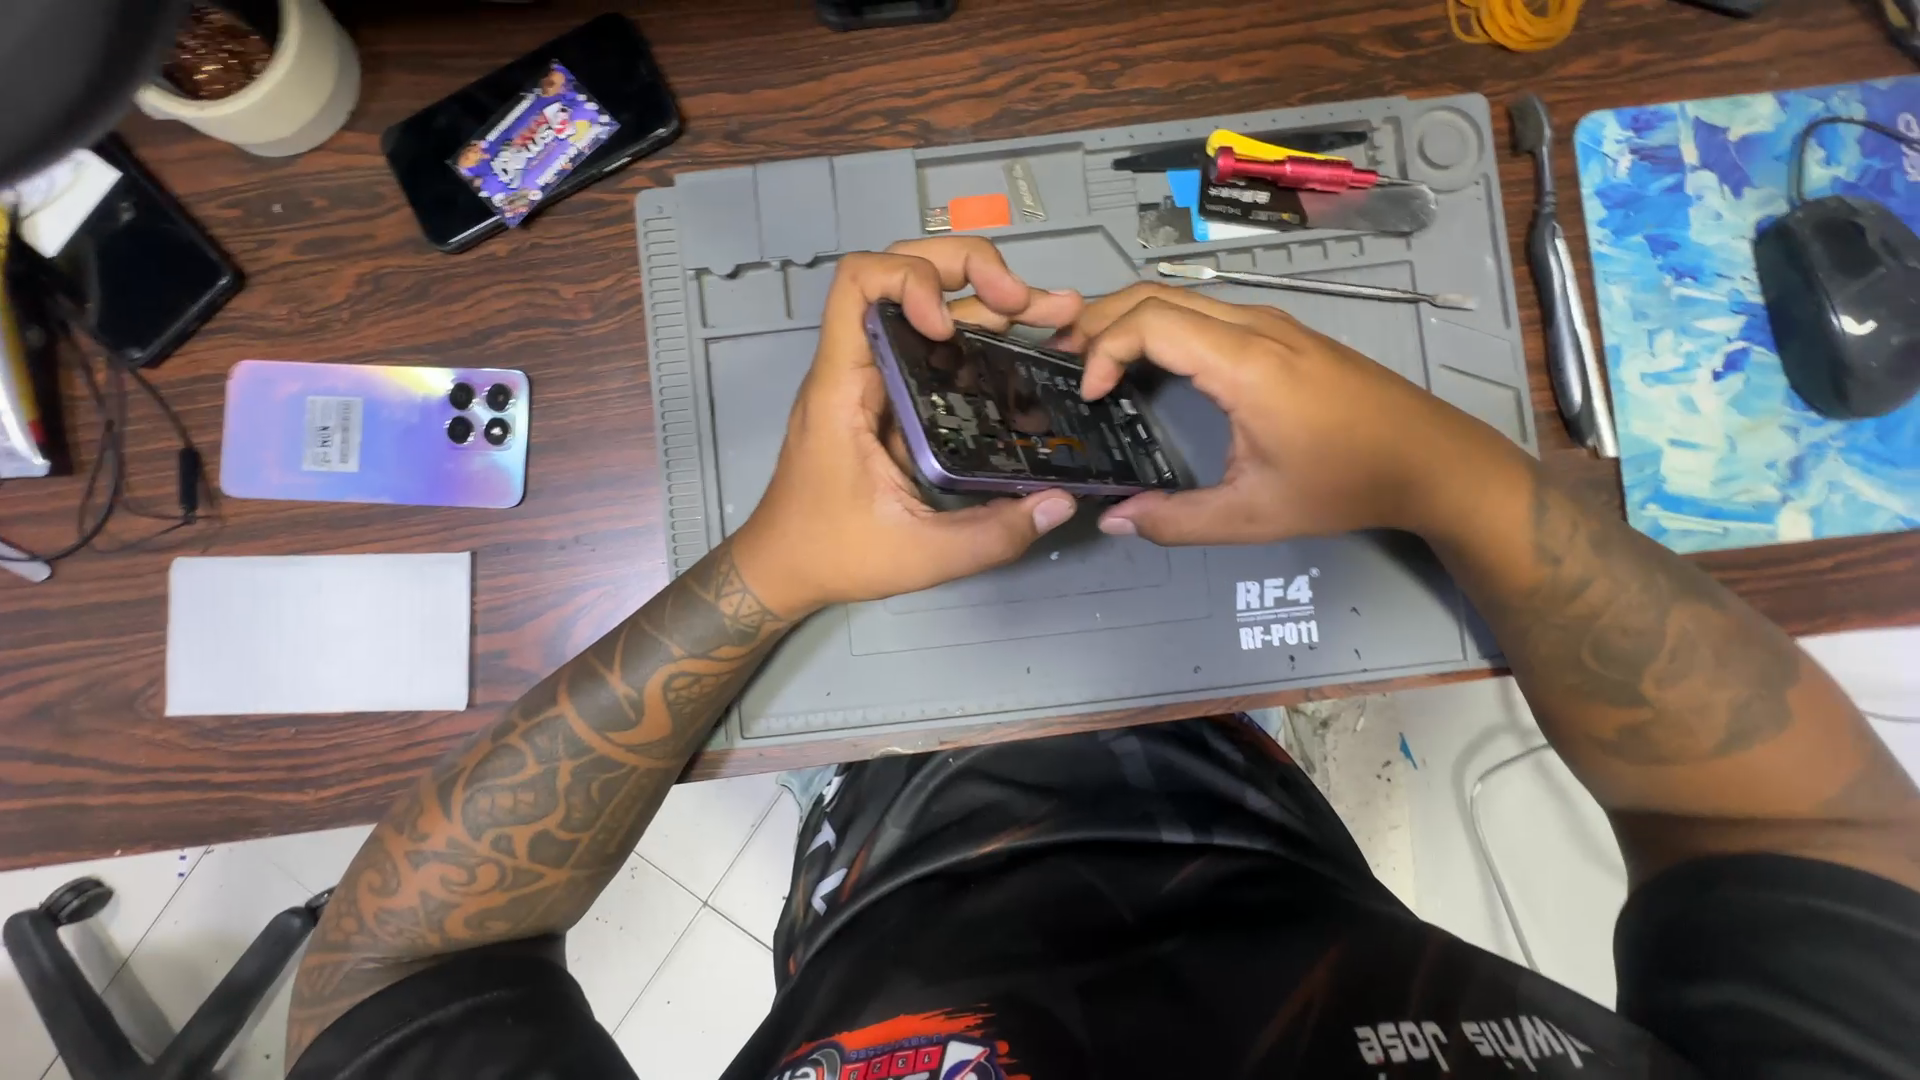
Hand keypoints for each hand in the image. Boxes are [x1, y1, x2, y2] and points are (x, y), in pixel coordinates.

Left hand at [731, 238, 1083, 615]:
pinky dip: (979, 342)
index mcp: (844, 389)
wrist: (785, 567)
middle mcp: (859, 371)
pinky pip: (934, 353)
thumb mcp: (919, 555)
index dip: (912, 279)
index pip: (858, 284)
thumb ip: (992, 535)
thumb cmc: (833, 554)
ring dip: (987, 303)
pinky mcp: (892, 402)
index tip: (951, 326)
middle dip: (969, 270)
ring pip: (927, 311)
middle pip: (901, 274)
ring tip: (1054, 318)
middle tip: (1030, 302)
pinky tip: (1024, 358)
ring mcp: (876, 383)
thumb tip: (1061, 502)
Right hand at [1057, 284, 1515, 545]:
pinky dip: (1159, 325)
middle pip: (1156, 293)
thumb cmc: (1344, 484)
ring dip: (1128, 319)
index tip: (1088, 397)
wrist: (1430, 460)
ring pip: (1180, 296)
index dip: (1104, 350)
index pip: (1151, 322)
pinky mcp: (1280, 332)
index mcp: (1245, 364)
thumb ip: (1175, 521)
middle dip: (1099, 320)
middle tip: (1060, 358)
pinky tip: (1146, 362)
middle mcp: (1254, 327)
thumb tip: (1113, 520)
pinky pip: (1203, 311)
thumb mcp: (1252, 516)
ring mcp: (1270, 323)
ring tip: (1091, 357)